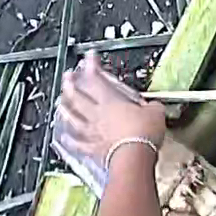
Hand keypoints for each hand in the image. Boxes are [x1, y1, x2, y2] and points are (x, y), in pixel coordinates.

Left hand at [54, 53, 166, 181]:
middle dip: (71, 85)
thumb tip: (154, 106)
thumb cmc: (143, 132)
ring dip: (65, 110)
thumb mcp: (156, 112)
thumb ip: (152, 107)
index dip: (92, 66)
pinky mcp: (93, 149)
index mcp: (111, 101)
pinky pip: (78, 143)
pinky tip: (64, 137)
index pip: (97, 79)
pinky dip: (70, 140)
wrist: (134, 158)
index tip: (88, 57)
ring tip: (59, 103)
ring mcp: (93, 132)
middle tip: (67, 76)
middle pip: (79, 97)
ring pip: (74, 118)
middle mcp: (98, 115)